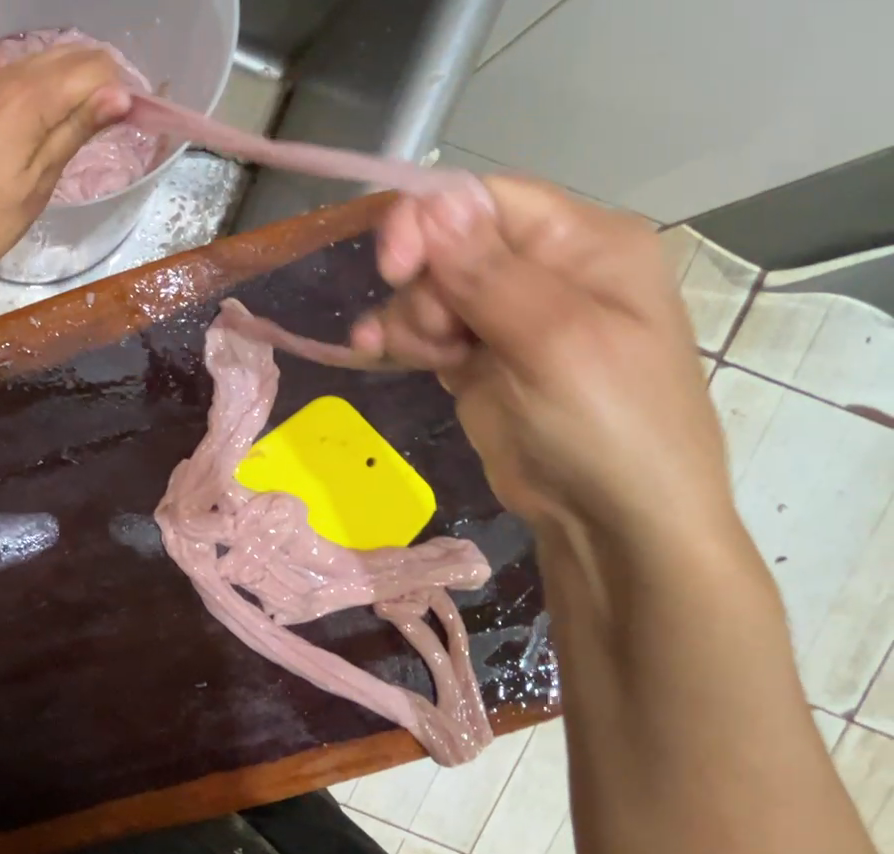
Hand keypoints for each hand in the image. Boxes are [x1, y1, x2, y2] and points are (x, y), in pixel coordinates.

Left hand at [0, 44, 132, 289]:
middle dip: (95, 83)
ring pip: (33, 59)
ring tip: (73, 118)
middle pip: (67, 57)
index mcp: (29, 98)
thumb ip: (76, 130)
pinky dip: (6, 66)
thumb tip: (119, 95)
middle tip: (106, 124)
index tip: (128, 122)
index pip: (93, 70)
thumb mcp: (40, 180)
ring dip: (61, 78)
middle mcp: (3, 79)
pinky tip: (18, 87)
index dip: (117, 92)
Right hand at [353, 177, 732, 543]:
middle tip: (438, 339)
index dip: (430, 223)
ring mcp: (509, 318)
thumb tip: (432, 199)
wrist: (612, 517)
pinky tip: (378, 356)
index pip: (486, 200)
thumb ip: (489, 272)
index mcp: (585, 244)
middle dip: (423, 288)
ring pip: (427, 291)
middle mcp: (546, 270)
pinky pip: (424, 330)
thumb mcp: (554, 340)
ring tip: (431, 361)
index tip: (394, 269)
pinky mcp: (479, 359)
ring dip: (409, 322)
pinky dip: (399, 341)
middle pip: (447, 246)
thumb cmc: (607, 423)